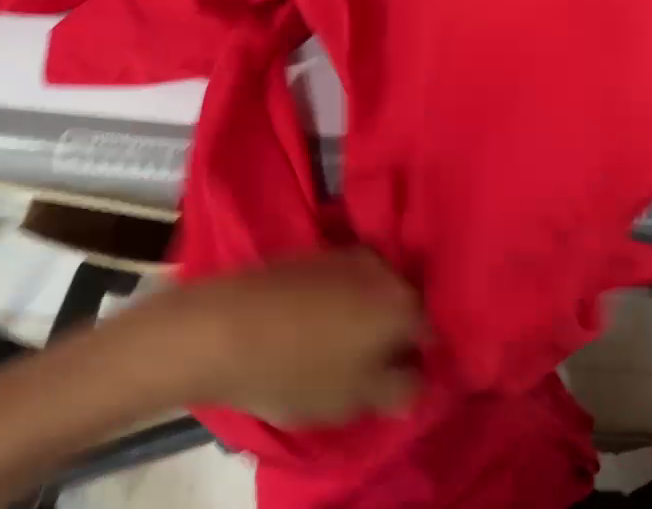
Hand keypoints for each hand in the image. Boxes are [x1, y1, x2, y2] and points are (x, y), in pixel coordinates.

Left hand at [136, 250, 422, 425]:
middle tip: (371, 364)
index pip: (432, 331)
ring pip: (370, 290)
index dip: (421, 358)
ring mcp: (347, 255)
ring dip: (363, 313)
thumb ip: (397, 390)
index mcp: (404, 303)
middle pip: (402, 305)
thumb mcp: (352, 399)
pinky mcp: (312, 253)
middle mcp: (385, 269)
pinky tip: (311, 325)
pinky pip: (340, 282)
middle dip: (393, 331)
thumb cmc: (294, 369)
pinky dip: (337, 301)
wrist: (219, 327)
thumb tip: (415, 380)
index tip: (401, 378)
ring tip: (337, 345)